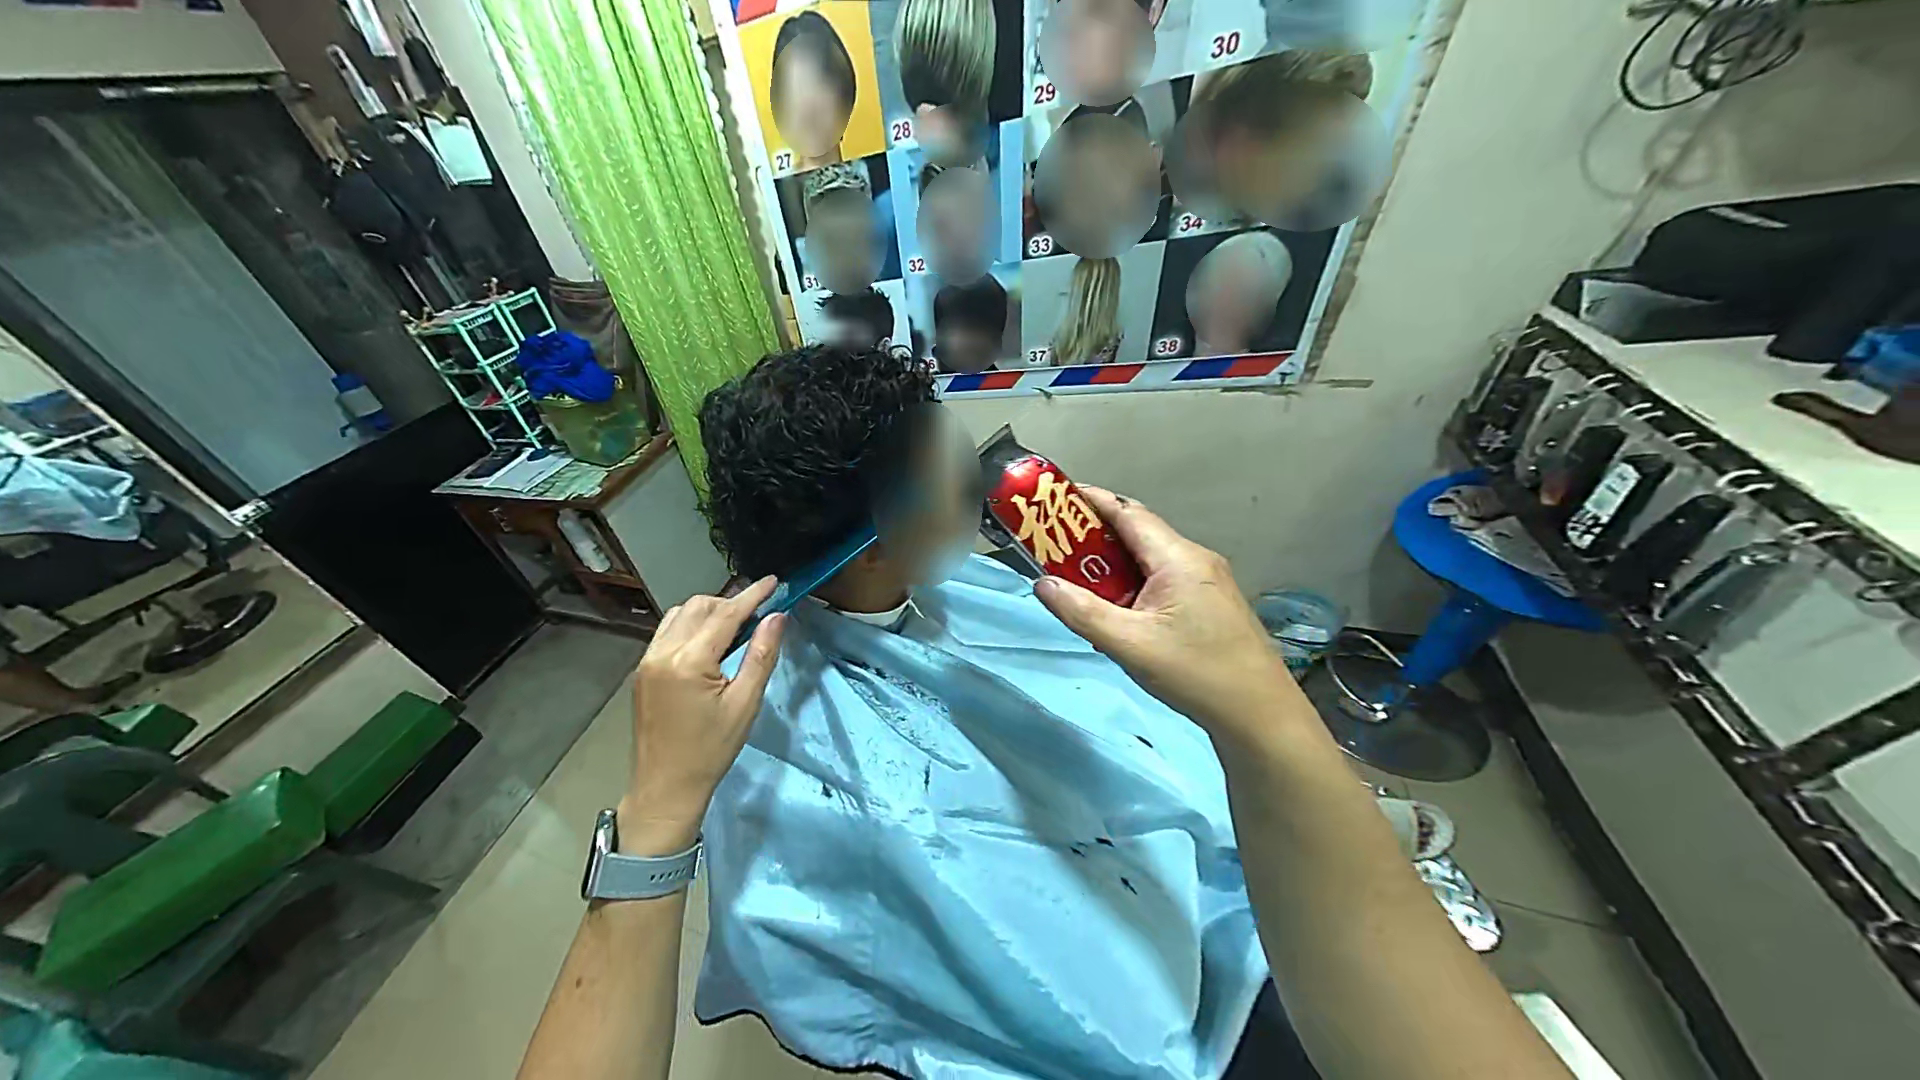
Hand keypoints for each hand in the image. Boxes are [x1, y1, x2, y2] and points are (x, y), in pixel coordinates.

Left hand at [619, 577, 785, 855]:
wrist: (665, 787)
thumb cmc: (711, 749)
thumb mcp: (745, 703)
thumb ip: (762, 655)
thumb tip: (777, 617)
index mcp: (688, 661)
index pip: (725, 614)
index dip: (752, 595)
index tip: (773, 581)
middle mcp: (662, 652)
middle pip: (700, 606)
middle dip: (731, 602)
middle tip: (759, 614)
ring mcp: (647, 660)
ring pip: (680, 614)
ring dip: (709, 611)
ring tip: (736, 626)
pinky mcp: (642, 670)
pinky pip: (668, 631)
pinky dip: (691, 624)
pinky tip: (709, 641)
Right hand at [1034, 488, 1296, 746]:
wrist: (1261, 715)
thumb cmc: (1195, 673)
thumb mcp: (1128, 644)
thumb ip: (1081, 612)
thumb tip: (1042, 583)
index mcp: (1178, 559)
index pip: (1127, 512)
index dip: (1090, 500)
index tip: (1054, 498)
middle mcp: (1195, 559)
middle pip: (1138, 532)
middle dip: (1095, 534)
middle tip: (1055, 543)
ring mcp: (1208, 580)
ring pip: (1150, 557)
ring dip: (1113, 562)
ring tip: (1078, 576)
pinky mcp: (1211, 601)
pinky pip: (1163, 577)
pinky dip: (1133, 581)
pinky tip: (1118, 607)